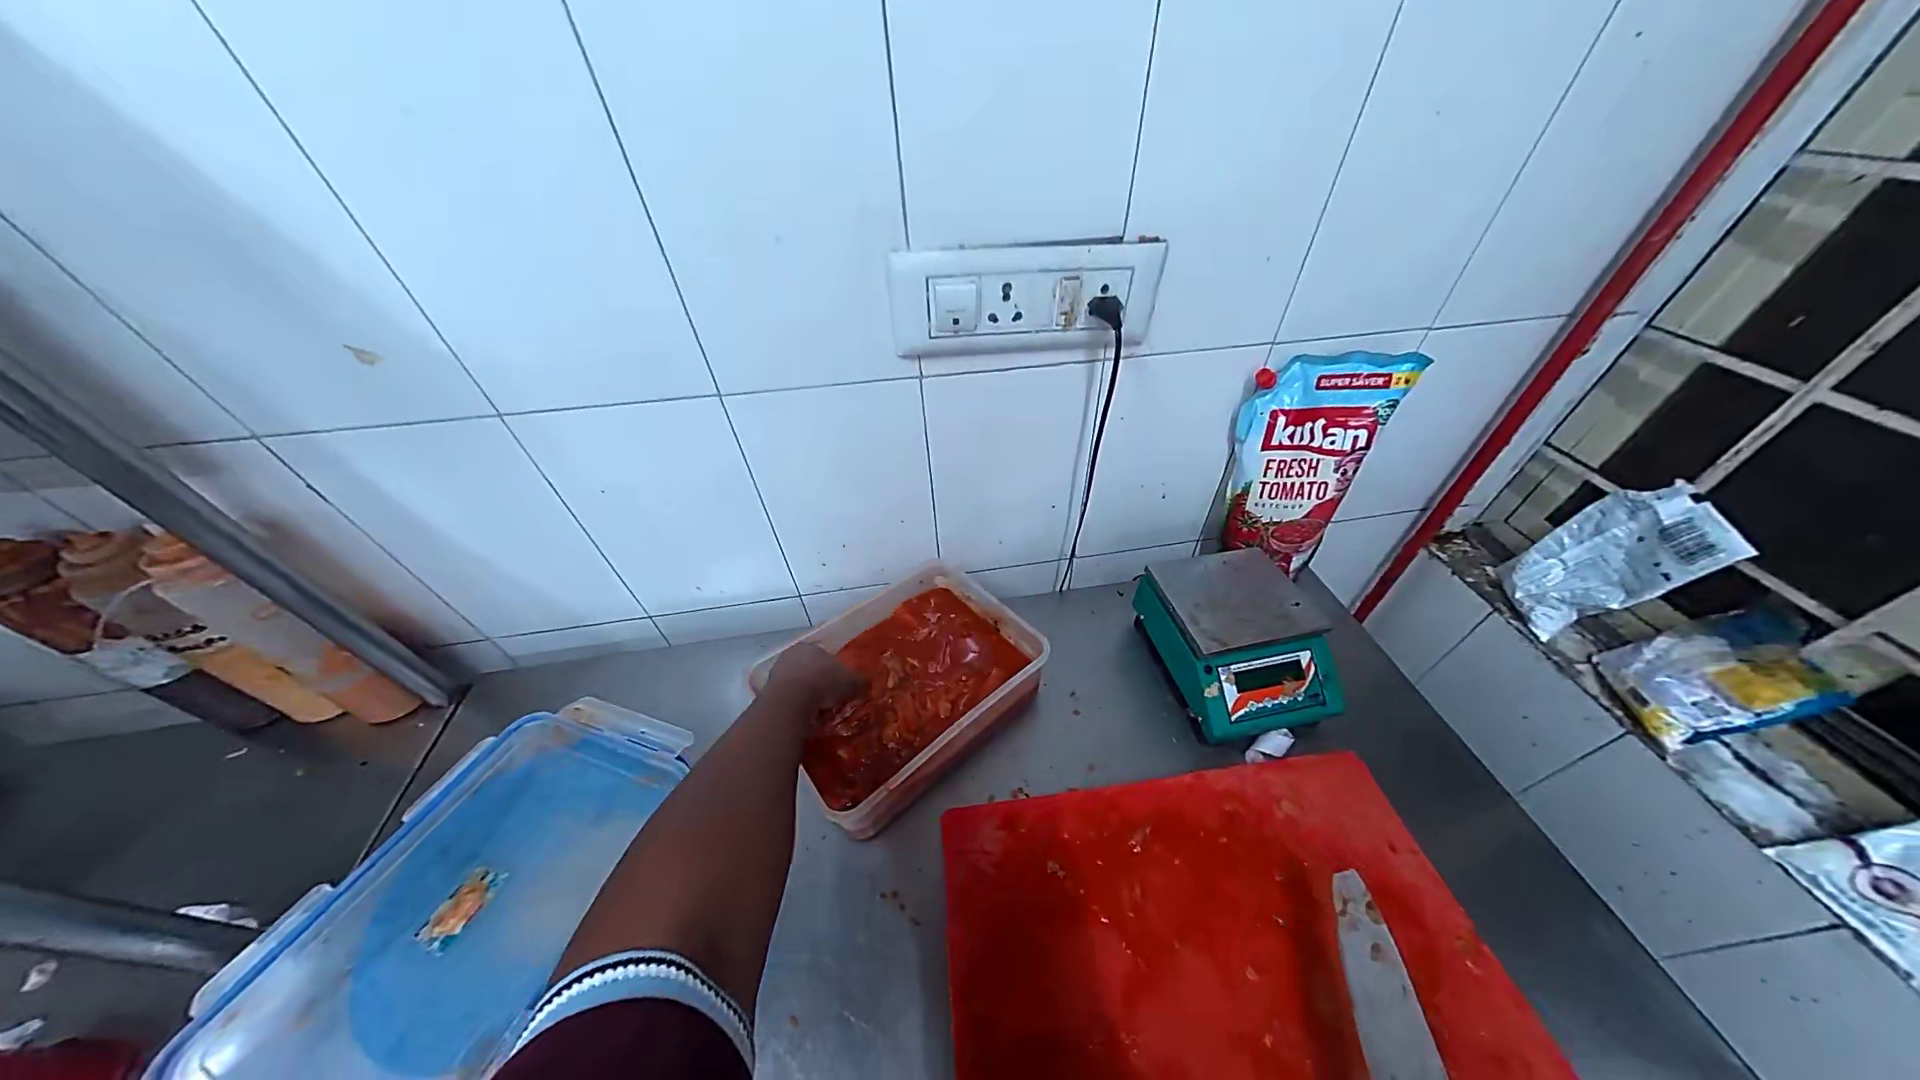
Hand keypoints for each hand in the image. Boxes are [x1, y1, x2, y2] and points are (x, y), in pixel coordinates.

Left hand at [762, 643, 865, 711]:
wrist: (790, 702)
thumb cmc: (823, 682)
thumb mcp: (851, 682)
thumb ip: (861, 681)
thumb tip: (868, 683)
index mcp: (809, 647)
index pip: (824, 656)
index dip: (834, 671)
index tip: (841, 686)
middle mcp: (790, 656)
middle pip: (810, 671)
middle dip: (820, 685)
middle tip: (832, 700)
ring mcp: (776, 675)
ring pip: (798, 687)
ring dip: (808, 699)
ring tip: (820, 713)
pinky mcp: (768, 694)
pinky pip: (789, 702)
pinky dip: (797, 709)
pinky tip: (807, 719)